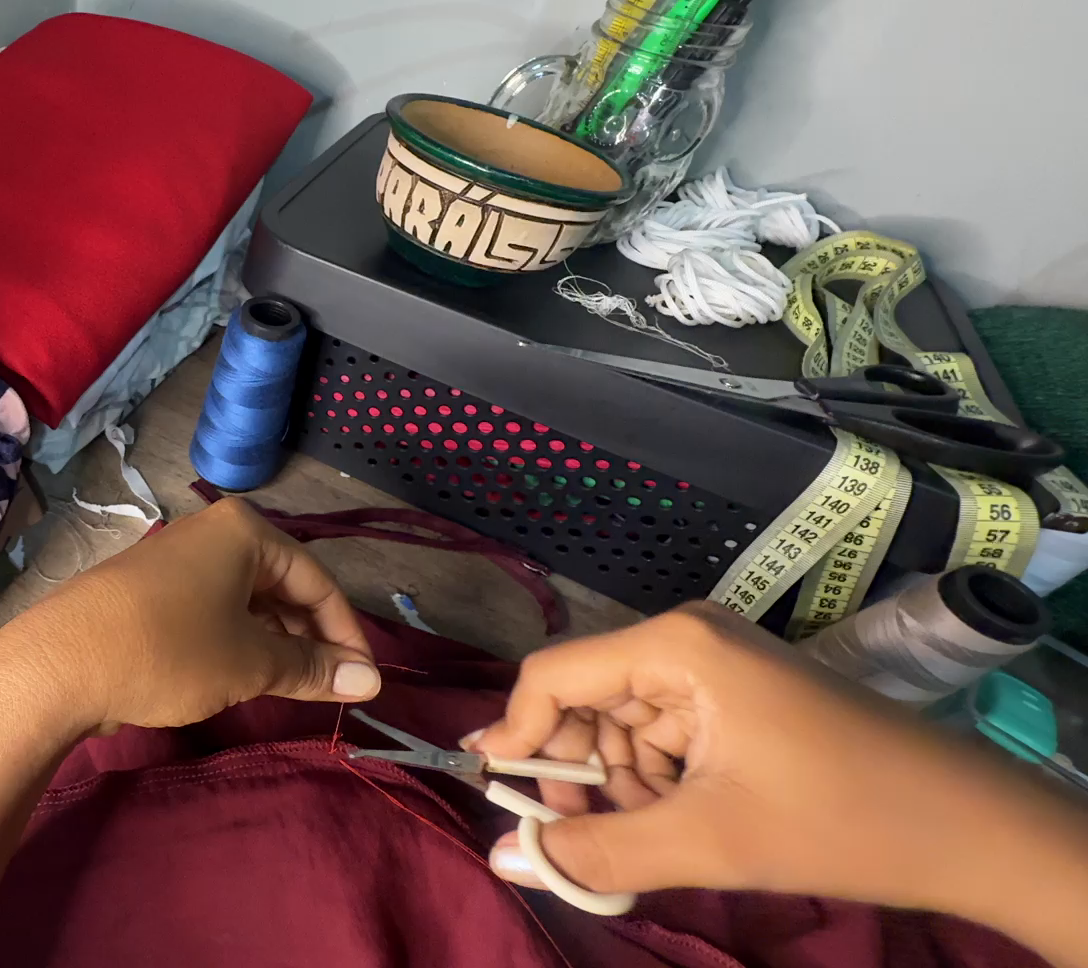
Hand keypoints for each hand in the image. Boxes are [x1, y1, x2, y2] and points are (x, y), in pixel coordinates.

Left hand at [6, 498, 381, 732]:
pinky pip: (213, 608)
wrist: (62, 661)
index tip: (363, 682)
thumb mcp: (250, 661)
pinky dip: (237, 639)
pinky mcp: (152, 589)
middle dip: (310, 637)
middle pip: (282, 585)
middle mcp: (211, 533)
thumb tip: (371, 683)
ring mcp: (177, 559)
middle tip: (328, 688)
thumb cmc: (170, 649)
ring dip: (275, 641)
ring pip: (247, 599)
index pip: (317, 579)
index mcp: (243, 531)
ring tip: (289, 685)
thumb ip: (313, 668)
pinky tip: (242, 673)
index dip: (346, 633)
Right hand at [467, 602, 1084, 925]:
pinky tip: (685, 813)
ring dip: (621, 780)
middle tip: (583, 830)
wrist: (1000, 839)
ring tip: (657, 830)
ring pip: (619, 720)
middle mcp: (680, 636)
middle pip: (585, 697)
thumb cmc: (851, 823)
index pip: (554, 675)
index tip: (498, 788)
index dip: (520, 732)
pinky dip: (655, 776)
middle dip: (580, 768)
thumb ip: (598, 850)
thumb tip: (501, 861)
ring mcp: (709, 659)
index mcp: (673, 644)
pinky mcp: (730, 688)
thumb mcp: (713, 842)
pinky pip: (657, 728)